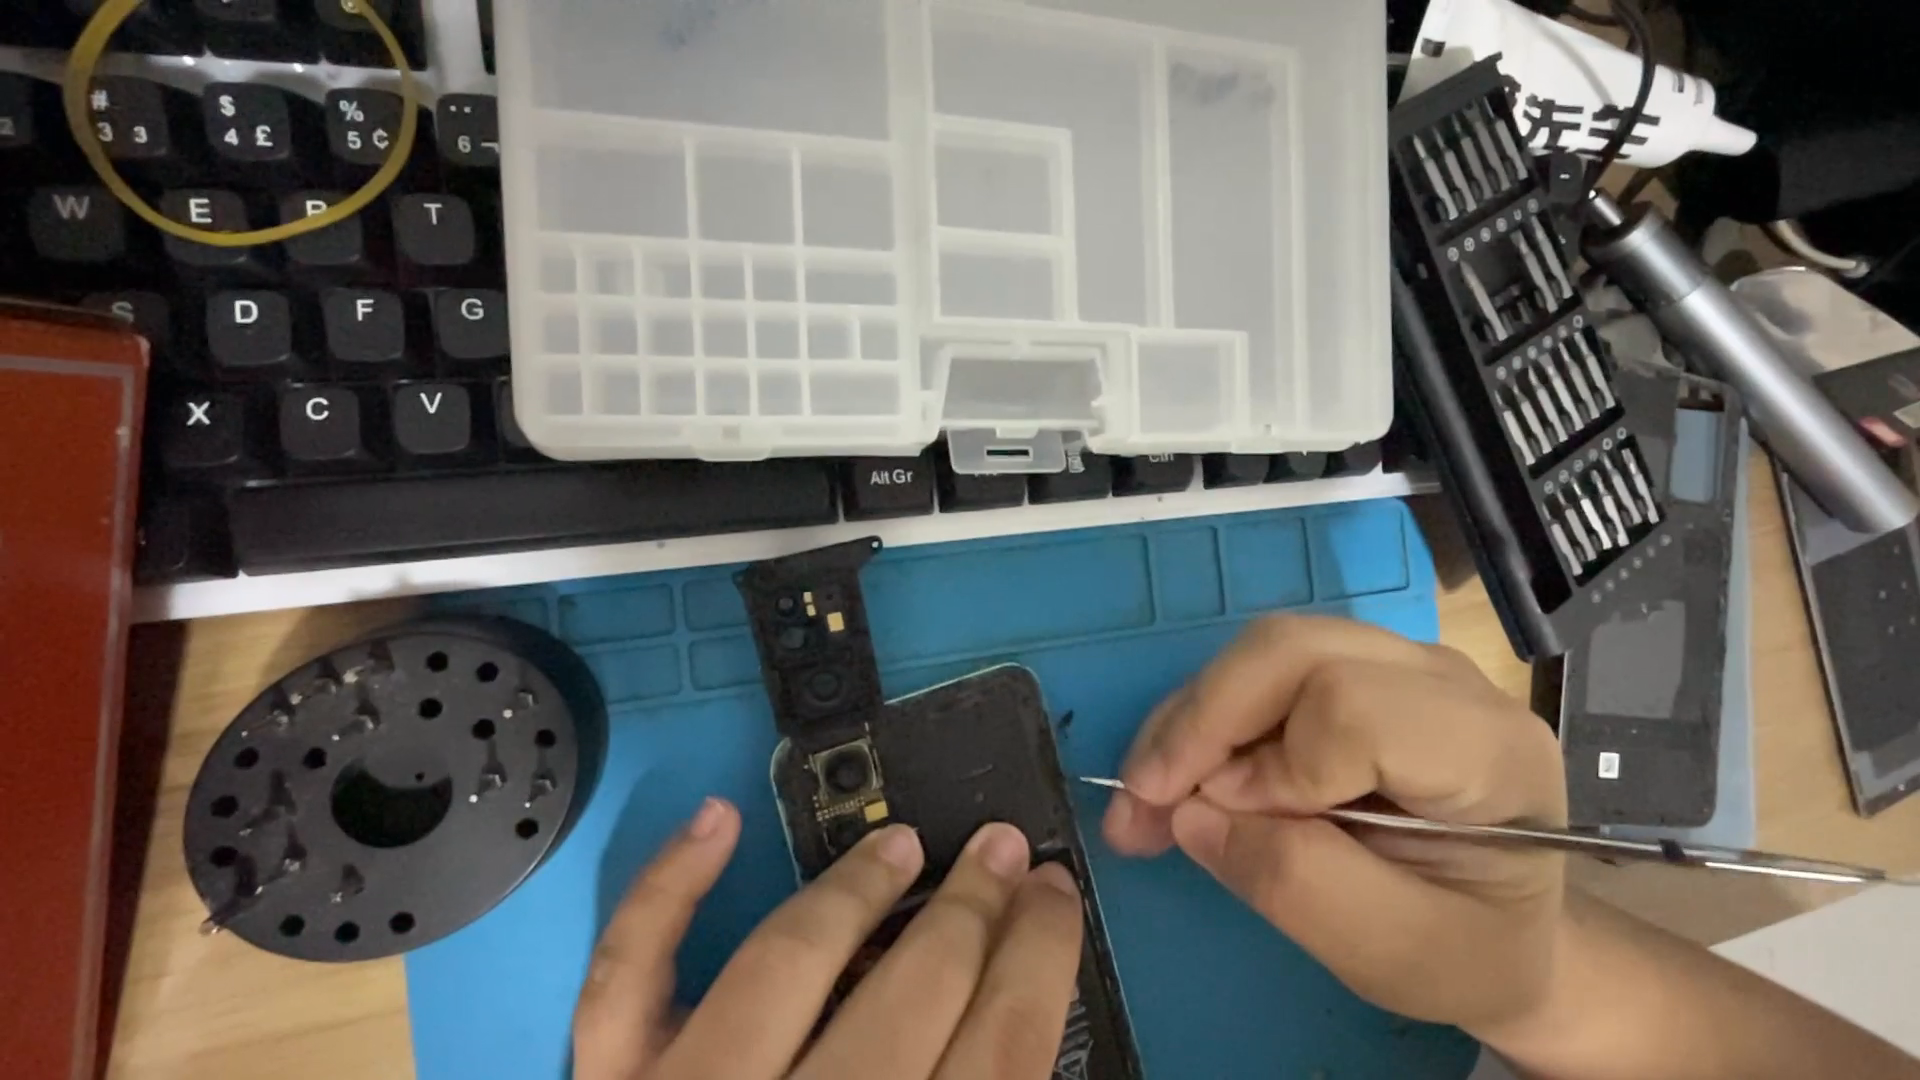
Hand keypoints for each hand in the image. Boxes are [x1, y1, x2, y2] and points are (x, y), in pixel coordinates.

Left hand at [574, 798, 1085, 1079]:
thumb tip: (1021, 1009)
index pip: (1001, 1049)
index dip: (1041, 955)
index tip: (1054, 892)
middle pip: (913, 992)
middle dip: (973, 904)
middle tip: (999, 848)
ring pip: (786, 961)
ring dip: (855, 887)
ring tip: (900, 840)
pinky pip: (629, 973)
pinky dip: (669, 887)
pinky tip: (719, 821)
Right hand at [1103, 615, 1566, 1033]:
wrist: (1496, 924)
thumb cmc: (1464, 950)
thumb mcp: (1395, 954)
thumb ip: (1299, 885)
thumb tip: (1190, 813)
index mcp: (1487, 752)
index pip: (1354, 708)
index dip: (1273, 765)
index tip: (1224, 826)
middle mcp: (1441, 679)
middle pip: (1291, 652)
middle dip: (1199, 722)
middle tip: (1141, 799)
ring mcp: (1392, 663)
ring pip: (1261, 651)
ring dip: (1186, 721)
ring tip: (1146, 799)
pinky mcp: (1349, 668)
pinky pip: (1255, 670)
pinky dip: (1198, 721)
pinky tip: (1176, 776)